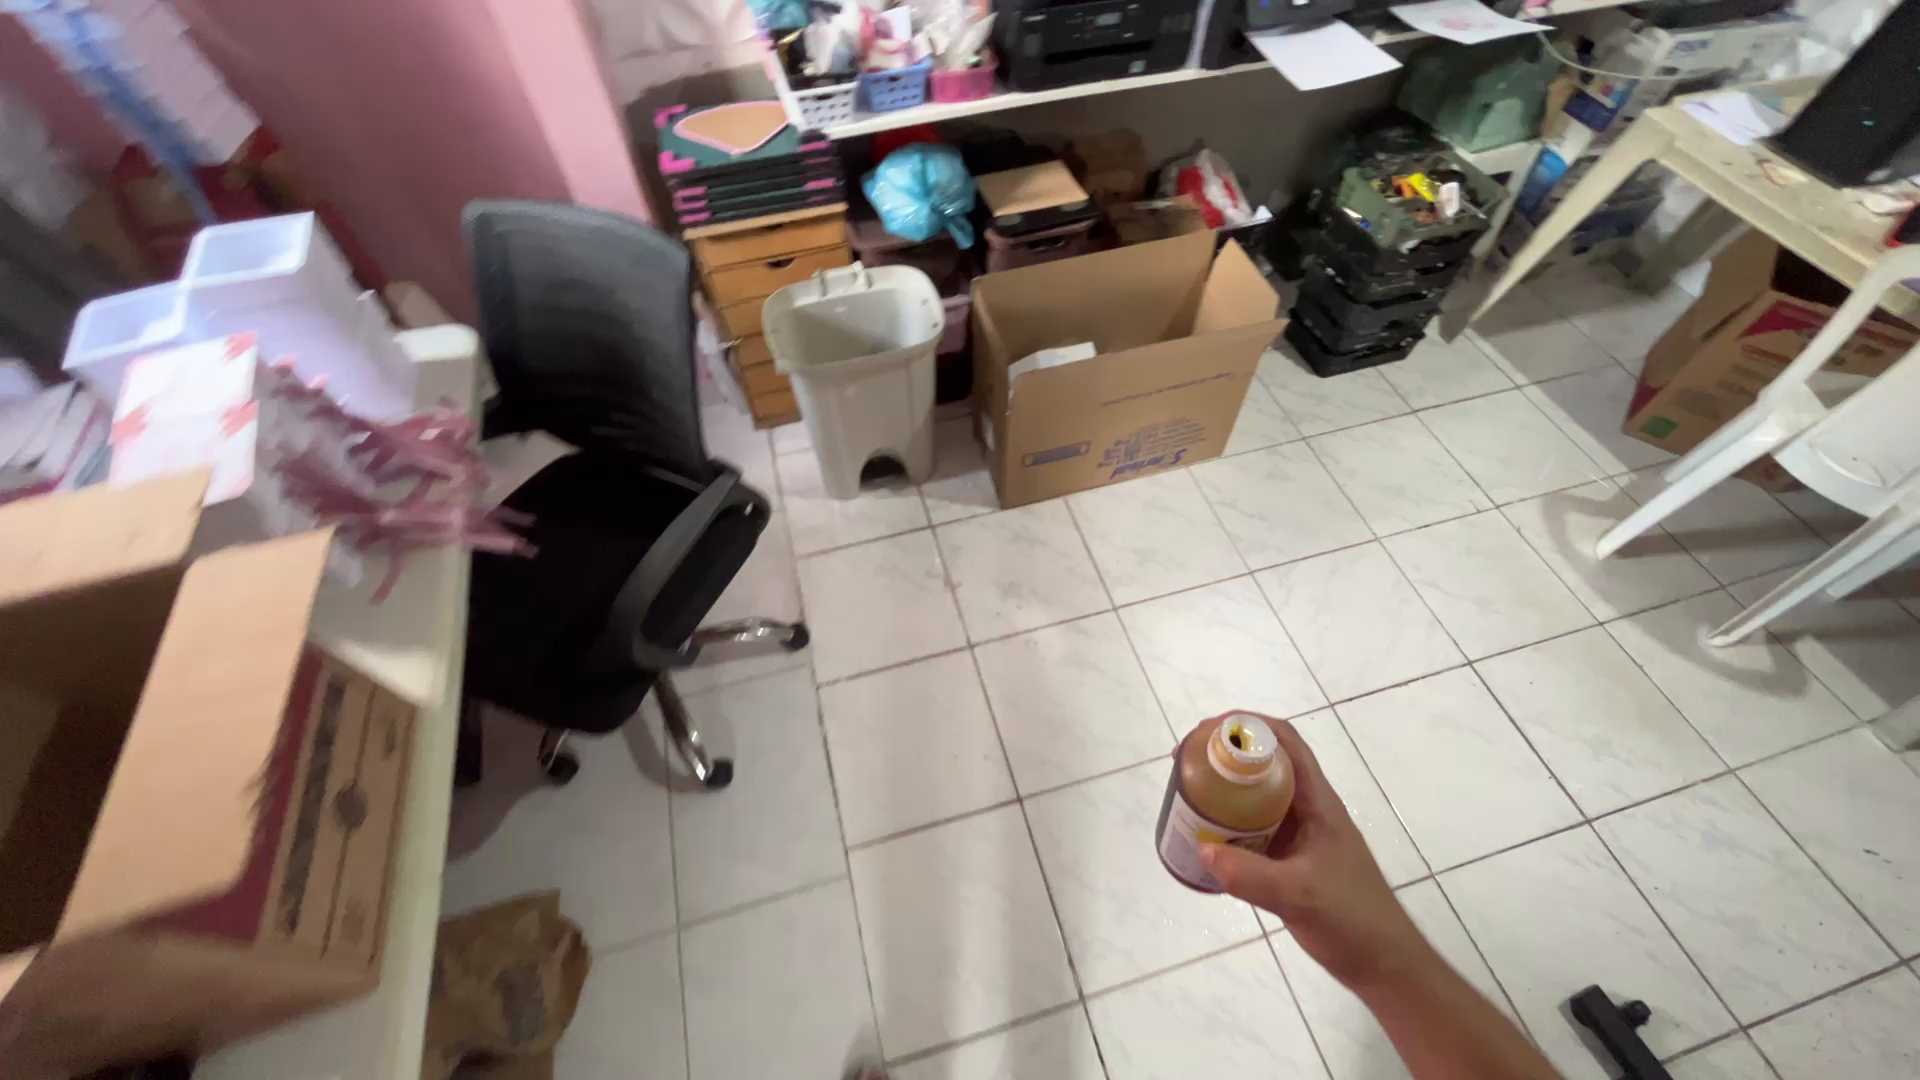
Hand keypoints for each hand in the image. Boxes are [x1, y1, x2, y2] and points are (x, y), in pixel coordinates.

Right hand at [1200, 716, 1435, 994]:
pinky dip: (1224, 821)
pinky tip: (1202, 835)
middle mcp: (1306, 809)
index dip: (1247, 725)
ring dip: (1221, 787)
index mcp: (1317, 802)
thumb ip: (1251, 875)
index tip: (1207, 731)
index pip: (1285, 742)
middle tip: (1185, 763)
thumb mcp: (1300, 896)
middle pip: (1263, 762)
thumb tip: (1202, 849)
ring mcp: (1297, 833)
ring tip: (1185, 793)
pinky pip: (1250, 826)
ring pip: (1254, 794)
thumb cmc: (1353, 921)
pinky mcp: (1287, 857)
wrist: (1385, 966)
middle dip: (1223, 754)